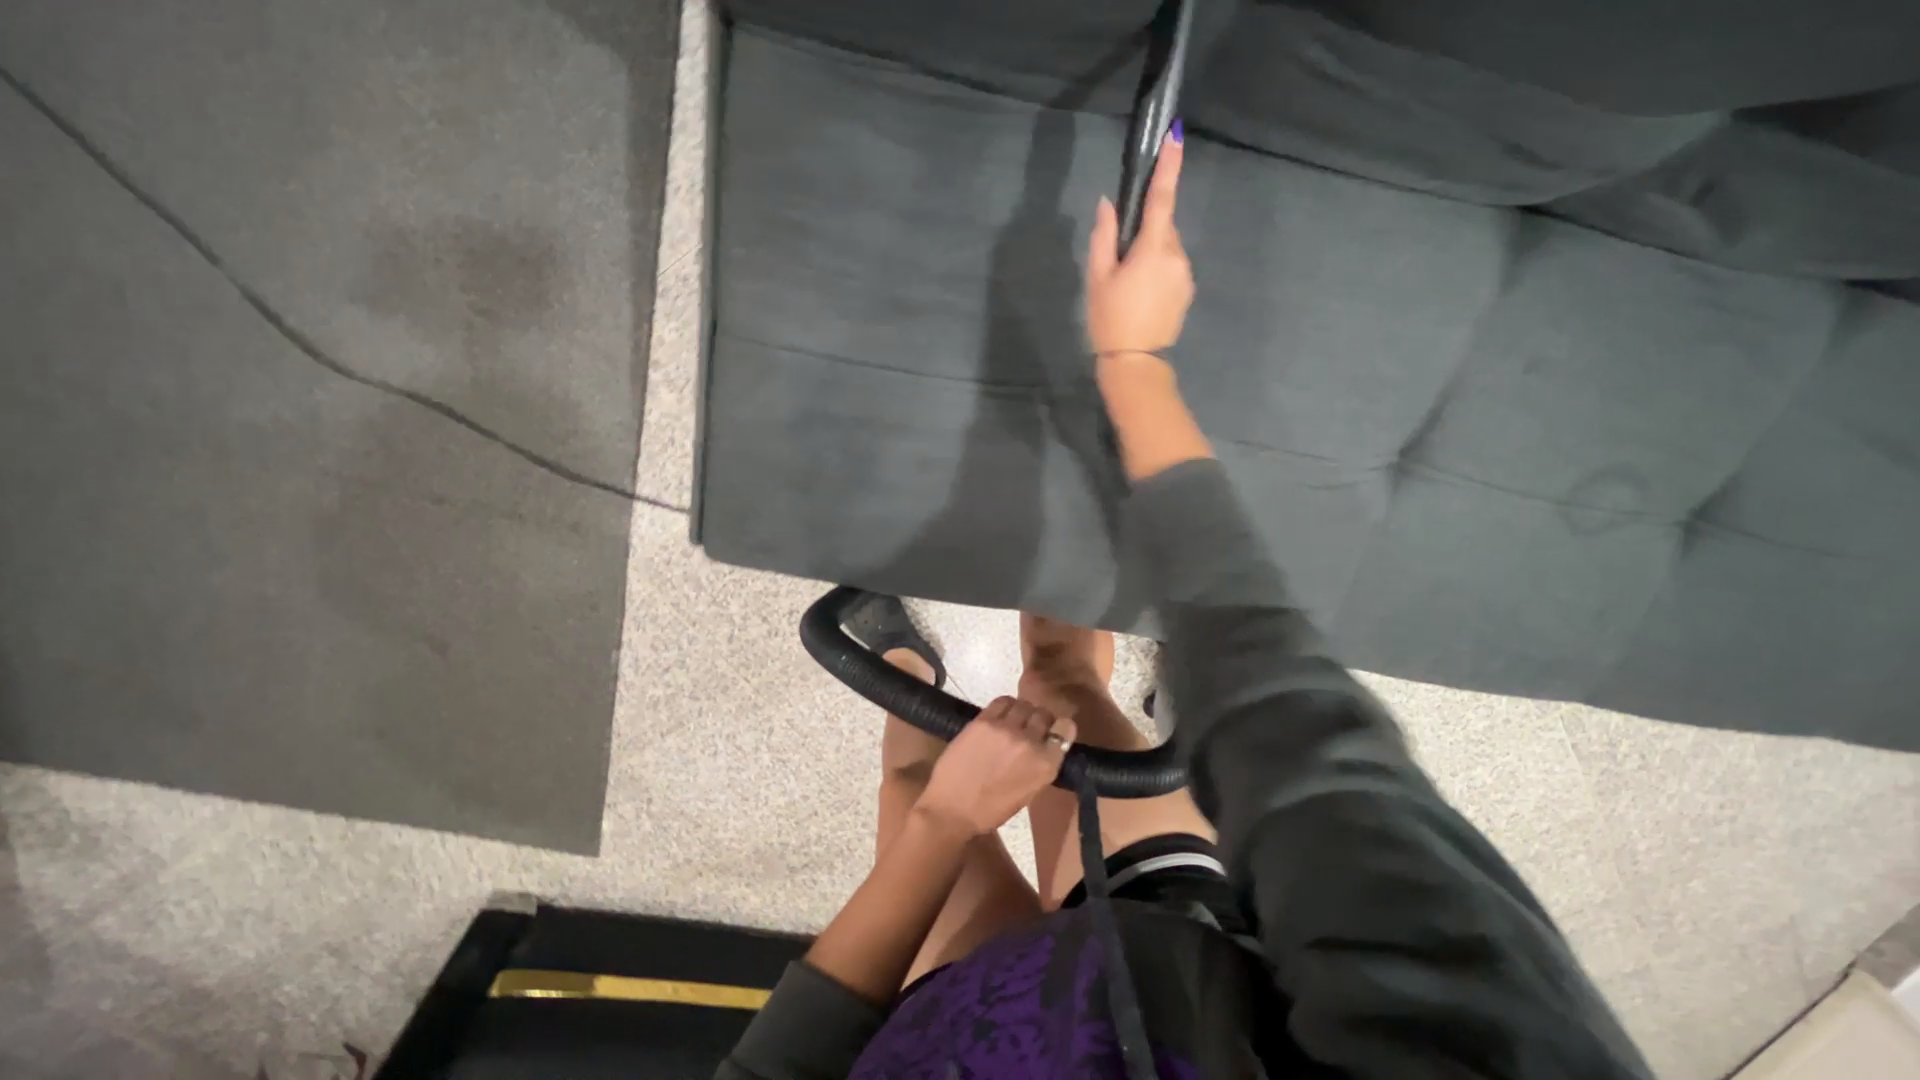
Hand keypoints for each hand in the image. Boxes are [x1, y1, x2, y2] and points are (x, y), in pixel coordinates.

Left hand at [916, 697, 1076, 836]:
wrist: (952, 808)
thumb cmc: (991, 809)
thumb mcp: (1028, 792)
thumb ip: (1041, 765)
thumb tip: (1046, 744)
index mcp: (1046, 765)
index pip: (1066, 729)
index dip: (1060, 727)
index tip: (1052, 731)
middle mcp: (1030, 743)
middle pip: (1043, 714)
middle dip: (1038, 719)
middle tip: (1027, 728)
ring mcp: (1007, 729)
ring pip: (1024, 704)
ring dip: (1021, 712)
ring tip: (1011, 721)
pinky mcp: (984, 721)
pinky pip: (1002, 701)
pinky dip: (1004, 706)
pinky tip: (998, 716)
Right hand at [1085, 134, 1192, 357]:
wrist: (1134, 361)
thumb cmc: (1110, 318)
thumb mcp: (1097, 276)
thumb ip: (1104, 236)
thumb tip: (1108, 204)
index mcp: (1153, 248)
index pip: (1162, 198)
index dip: (1169, 166)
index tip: (1176, 137)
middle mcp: (1176, 255)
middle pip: (1162, 226)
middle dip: (1144, 232)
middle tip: (1120, 262)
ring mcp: (1185, 274)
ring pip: (1167, 248)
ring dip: (1150, 255)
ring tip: (1128, 286)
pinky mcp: (1187, 290)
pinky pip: (1172, 268)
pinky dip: (1157, 271)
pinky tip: (1141, 296)